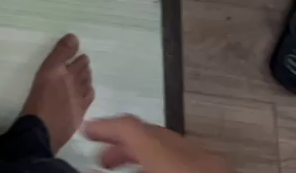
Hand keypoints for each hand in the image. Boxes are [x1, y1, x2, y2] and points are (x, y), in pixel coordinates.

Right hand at [83, 115, 230, 172]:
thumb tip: (95, 171)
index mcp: (171, 160)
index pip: (132, 128)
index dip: (105, 127)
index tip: (85, 132)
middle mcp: (194, 154)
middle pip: (151, 135)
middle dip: (123, 144)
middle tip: (99, 158)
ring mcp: (210, 165)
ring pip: (170, 148)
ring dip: (143, 156)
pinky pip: (186, 163)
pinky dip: (164, 166)